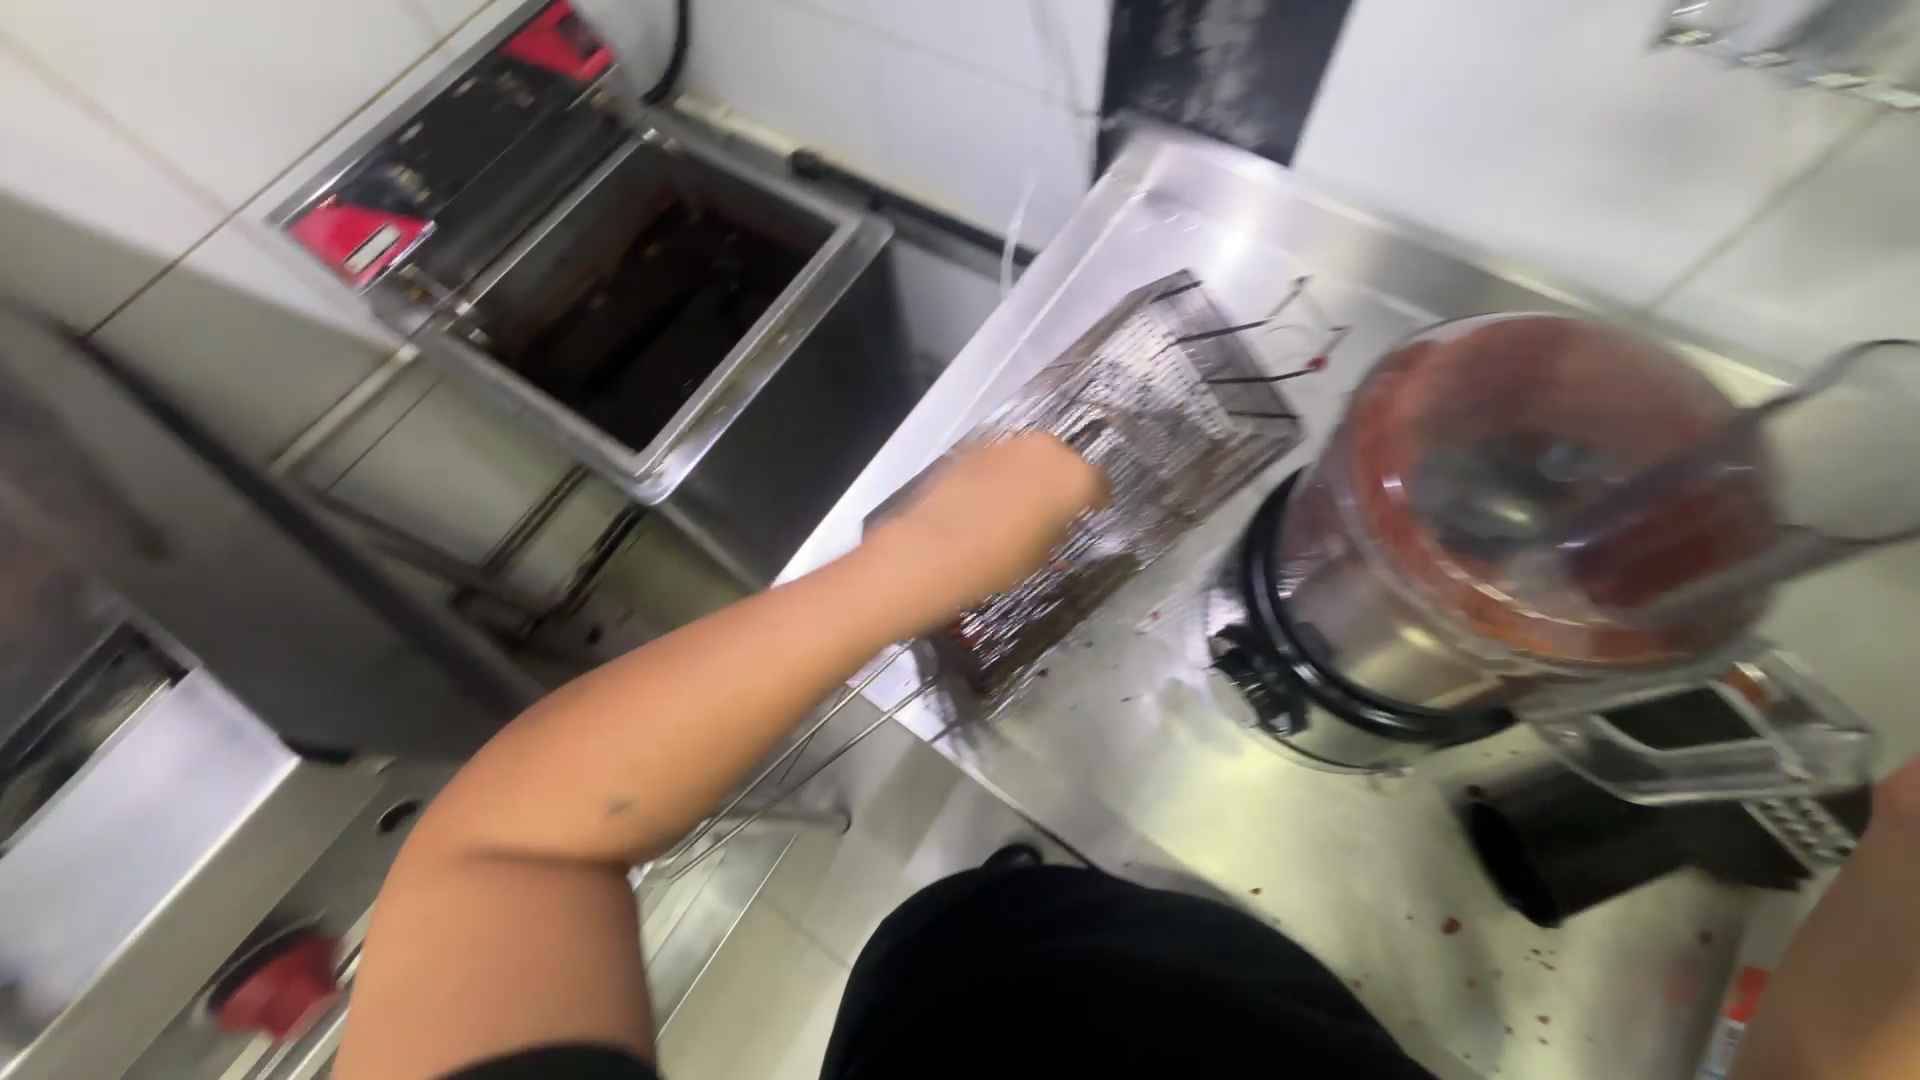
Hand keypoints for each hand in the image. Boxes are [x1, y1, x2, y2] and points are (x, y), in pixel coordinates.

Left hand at [865, 434, 1107, 628]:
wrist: (936, 548)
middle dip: (1060, 480)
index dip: (1095, 499)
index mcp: (1075, 476)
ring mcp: (1007, 444)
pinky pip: (999, 459)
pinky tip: (987, 498)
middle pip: (1064, 460)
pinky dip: (999, 474)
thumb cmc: (1000, 560)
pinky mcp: (974, 447)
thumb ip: (1056, 528)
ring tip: (1017, 503)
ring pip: (1030, 456)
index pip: (1098, 483)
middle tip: (1052, 508)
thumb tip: (1054, 521)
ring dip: (1029, 474)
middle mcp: (1046, 450)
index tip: (1090, 512)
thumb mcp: (1042, 553)